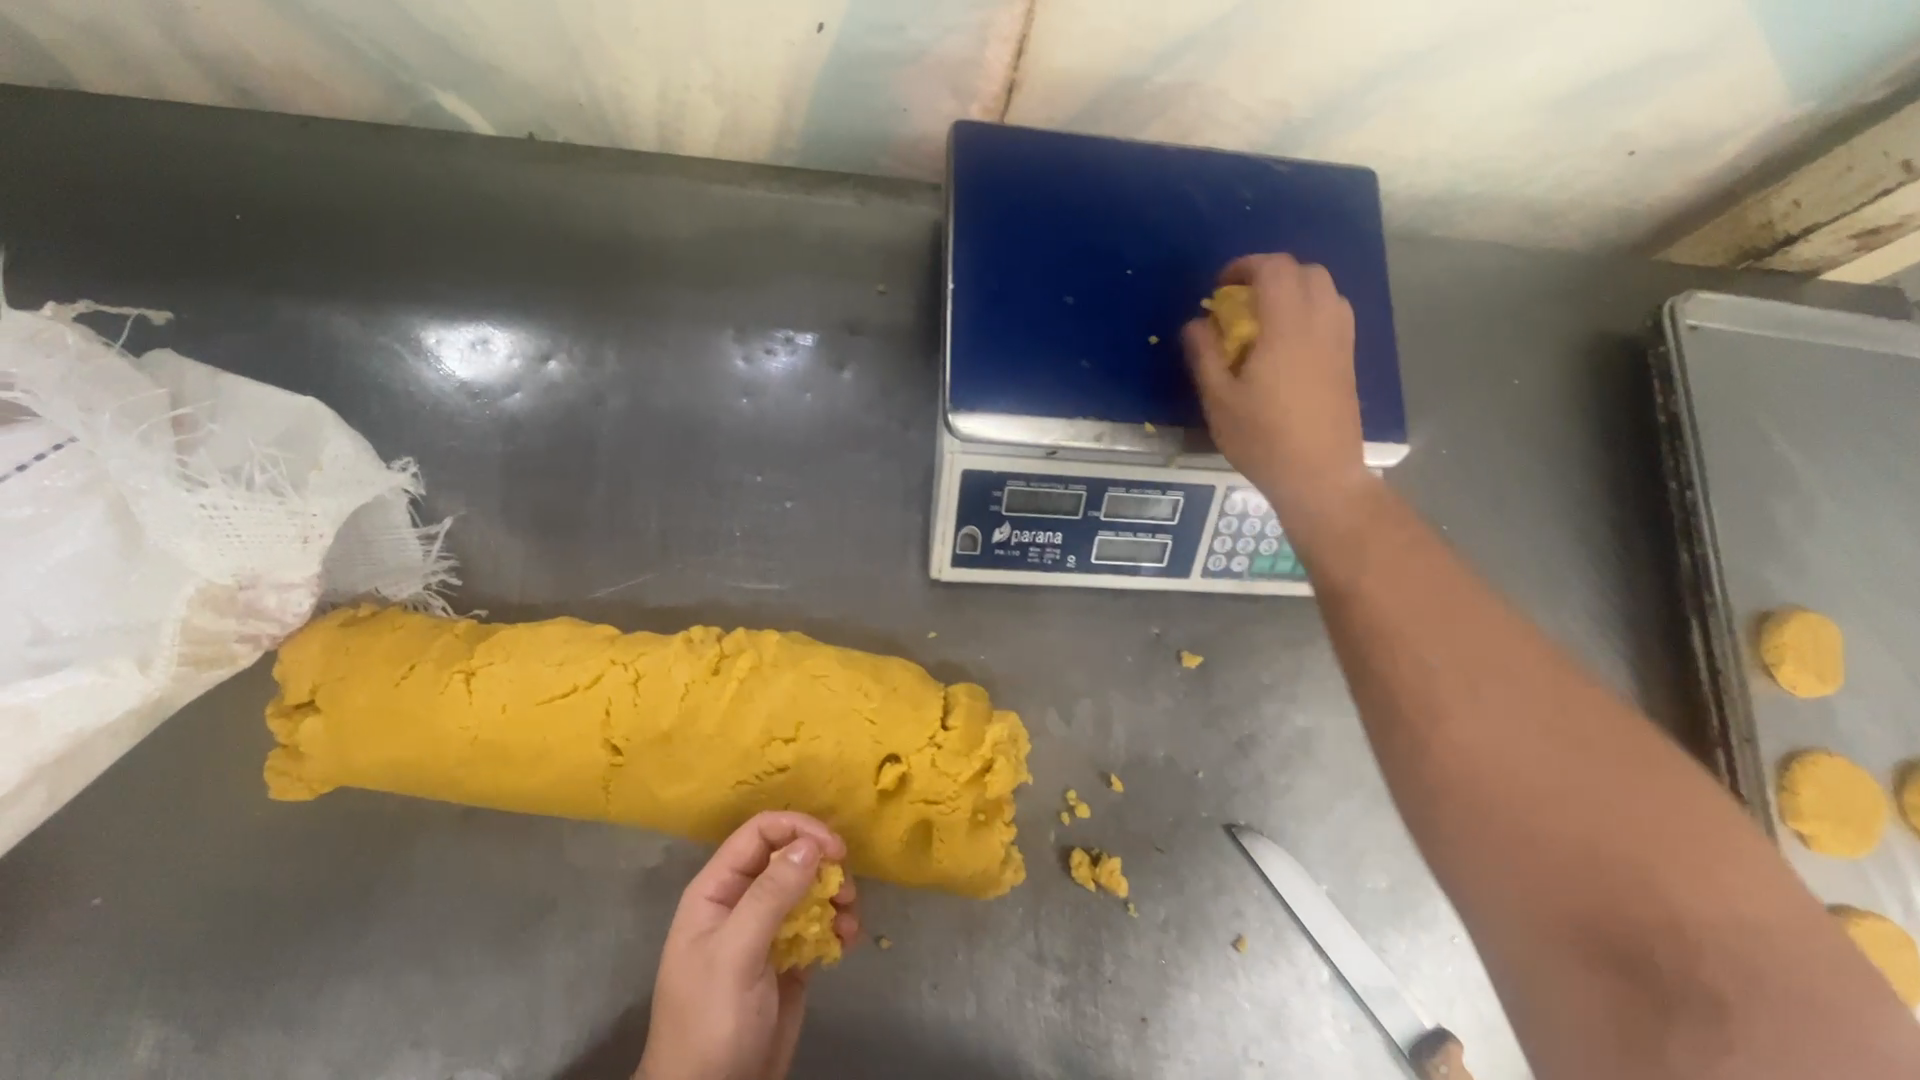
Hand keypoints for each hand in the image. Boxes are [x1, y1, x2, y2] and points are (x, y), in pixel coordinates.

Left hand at [636, 812, 860, 1079]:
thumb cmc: (710, 1021)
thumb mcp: (735, 954)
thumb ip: (770, 895)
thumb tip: (810, 844)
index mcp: (717, 892)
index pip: (759, 834)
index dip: (799, 830)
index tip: (836, 851)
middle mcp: (742, 904)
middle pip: (789, 858)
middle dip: (822, 866)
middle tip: (845, 891)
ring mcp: (766, 933)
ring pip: (808, 891)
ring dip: (835, 898)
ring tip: (849, 922)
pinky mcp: (788, 961)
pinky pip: (818, 927)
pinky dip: (837, 927)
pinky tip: (847, 943)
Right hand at [1184, 253, 1371, 521]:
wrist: (1319, 476)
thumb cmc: (1263, 439)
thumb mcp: (1218, 400)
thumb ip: (1205, 355)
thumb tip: (1196, 323)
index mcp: (1286, 327)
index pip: (1274, 269)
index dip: (1245, 266)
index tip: (1221, 287)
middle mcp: (1321, 324)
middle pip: (1306, 271)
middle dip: (1272, 273)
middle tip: (1242, 299)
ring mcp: (1341, 342)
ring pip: (1327, 290)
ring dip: (1295, 290)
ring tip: (1266, 318)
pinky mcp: (1349, 360)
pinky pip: (1335, 314)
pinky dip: (1312, 310)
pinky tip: (1289, 342)